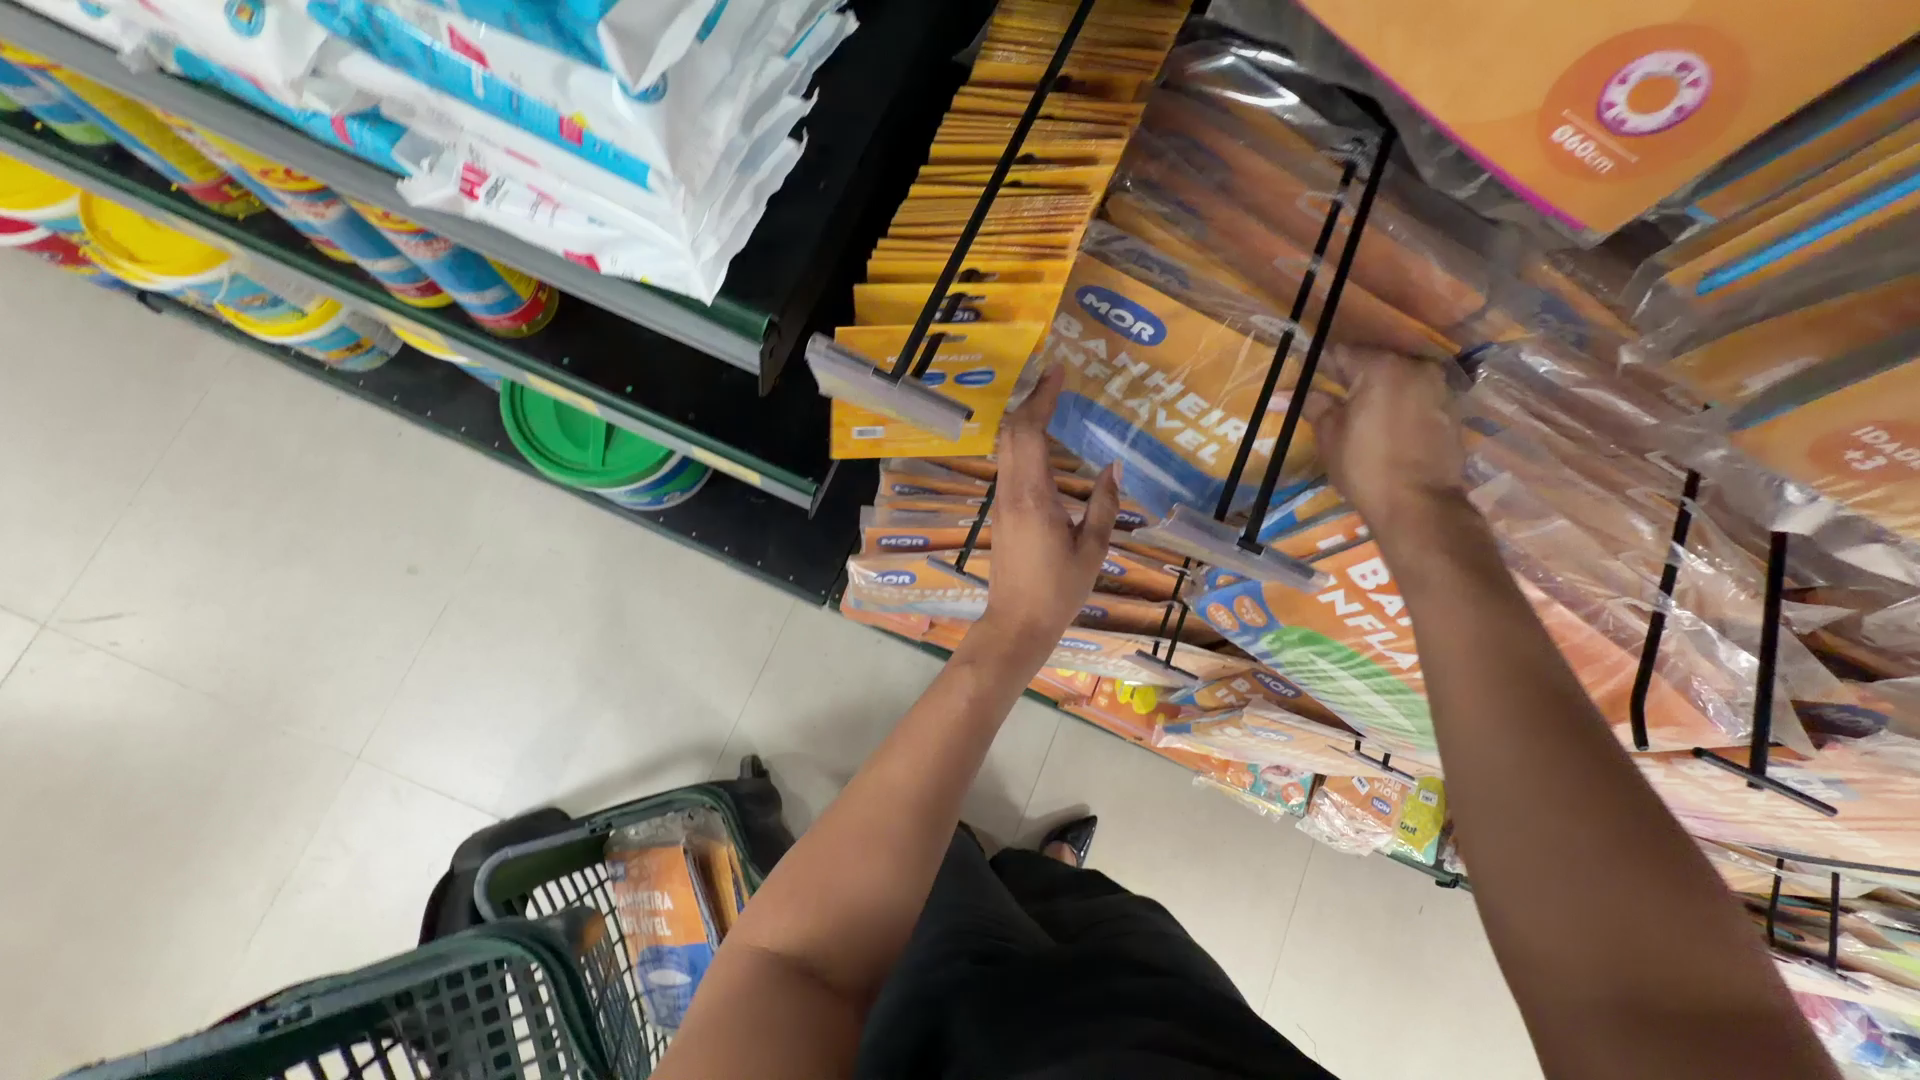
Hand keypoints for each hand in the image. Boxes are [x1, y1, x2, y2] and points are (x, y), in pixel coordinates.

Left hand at [978, 365, 1119, 654]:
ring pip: (1005, 447)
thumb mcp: (1092, 550)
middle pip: (1010, 432)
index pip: (1030, 433)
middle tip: (1054, 378)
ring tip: (1049, 400)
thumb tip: (1114, 465)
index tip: (1058, 372)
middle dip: (1030, 400)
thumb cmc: (1058, 591)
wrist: (1016, 624)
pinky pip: (1008, 464)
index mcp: (1033, 497)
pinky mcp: (1001, 512)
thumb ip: (1104, 505)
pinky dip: (1021, 442)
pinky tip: (1040, 441)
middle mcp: (1010, 492)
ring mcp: (1001, 502)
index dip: (1042, 398)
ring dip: (1023, 419)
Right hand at [1303, 347, 1467, 537]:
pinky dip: (1401, 405)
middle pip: (1376, 363)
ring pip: (1400, 380)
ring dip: (1380, 391)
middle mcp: (1416, 368)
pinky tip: (1387, 427)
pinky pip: (1418, 398)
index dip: (1323, 365)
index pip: (1344, 353)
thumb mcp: (1329, 436)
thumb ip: (1317, 406)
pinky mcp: (1453, 411)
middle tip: (1333, 397)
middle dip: (1354, 377)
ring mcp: (1440, 388)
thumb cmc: (1365, 467)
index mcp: (1382, 367)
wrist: (1419, 504)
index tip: (1310, 378)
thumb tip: (1307, 394)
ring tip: (1361, 413)